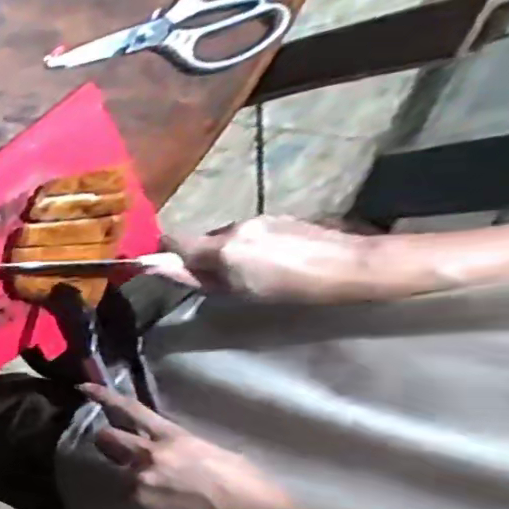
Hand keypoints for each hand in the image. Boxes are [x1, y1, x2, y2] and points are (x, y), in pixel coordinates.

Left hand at [81, 383, 330, 508]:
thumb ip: (179, 448)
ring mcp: (140, 480)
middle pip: (107, 438)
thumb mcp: (213, 453)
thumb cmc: (246, 485)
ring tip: (163, 488)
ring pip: (120, 471)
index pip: (132, 411)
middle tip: (116, 446)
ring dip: (132, 475)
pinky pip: (131, 495)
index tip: (84, 387)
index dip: (105, 397)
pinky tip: (168, 506)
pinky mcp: (139, 504)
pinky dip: (143, 497)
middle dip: (108, 440)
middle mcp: (150, 455)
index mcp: (174, 437)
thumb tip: (165, 452)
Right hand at [160, 216, 380, 303]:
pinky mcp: (278, 217)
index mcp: (221, 247)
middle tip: (220, 279)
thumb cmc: (290, 288)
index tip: (166, 267)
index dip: (164, 253)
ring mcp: (258, 218)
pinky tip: (272, 260)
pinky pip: (248, 232)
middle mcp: (235, 226)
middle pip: (202, 239)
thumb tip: (157, 267)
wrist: (351, 266)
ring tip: (252, 272)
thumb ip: (194, 277)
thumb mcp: (236, 291)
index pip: (173, 240)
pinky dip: (248, 246)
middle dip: (203, 256)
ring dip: (227, 252)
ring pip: (226, 236)